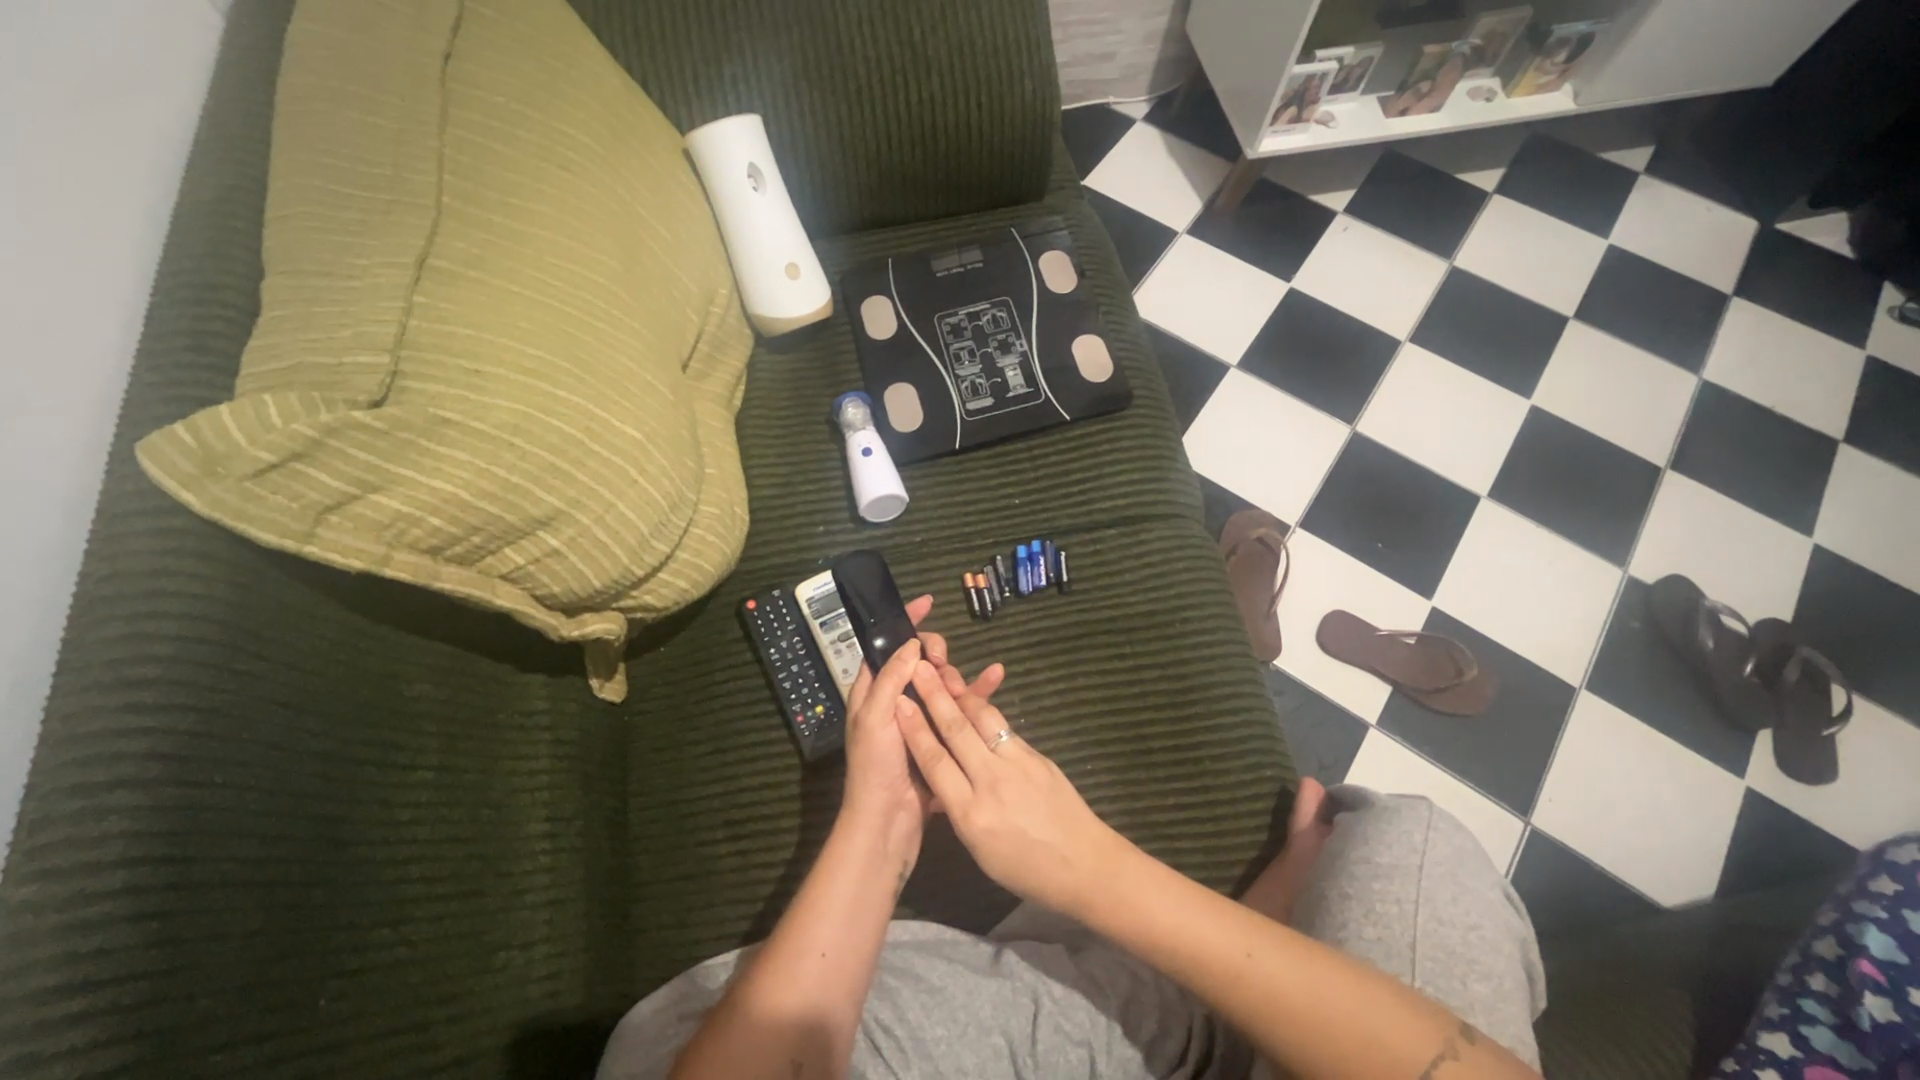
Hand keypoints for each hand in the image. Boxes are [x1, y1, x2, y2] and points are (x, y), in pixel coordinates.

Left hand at [840, 596, 1003, 861]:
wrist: (887, 826)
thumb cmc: (875, 769)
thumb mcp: (877, 718)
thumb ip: (892, 678)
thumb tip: (911, 643)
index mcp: (871, 695)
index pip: (886, 648)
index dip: (904, 623)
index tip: (928, 603)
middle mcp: (893, 705)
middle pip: (917, 665)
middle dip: (935, 654)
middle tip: (945, 661)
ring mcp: (918, 724)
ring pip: (941, 687)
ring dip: (957, 676)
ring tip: (972, 678)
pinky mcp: (939, 742)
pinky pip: (959, 711)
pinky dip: (976, 695)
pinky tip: (995, 681)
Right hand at [894, 661, 1129, 914]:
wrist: (1085, 865)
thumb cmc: (1026, 870)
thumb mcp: (980, 850)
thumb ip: (958, 812)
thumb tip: (940, 788)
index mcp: (971, 814)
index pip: (935, 762)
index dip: (915, 730)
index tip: (900, 703)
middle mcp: (992, 783)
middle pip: (957, 731)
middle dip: (934, 697)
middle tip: (919, 669)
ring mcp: (1019, 765)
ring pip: (984, 721)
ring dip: (962, 696)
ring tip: (946, 675)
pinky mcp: (1039, 758)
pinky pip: (1005, 730)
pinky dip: (987, 714)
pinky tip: (976, 704)